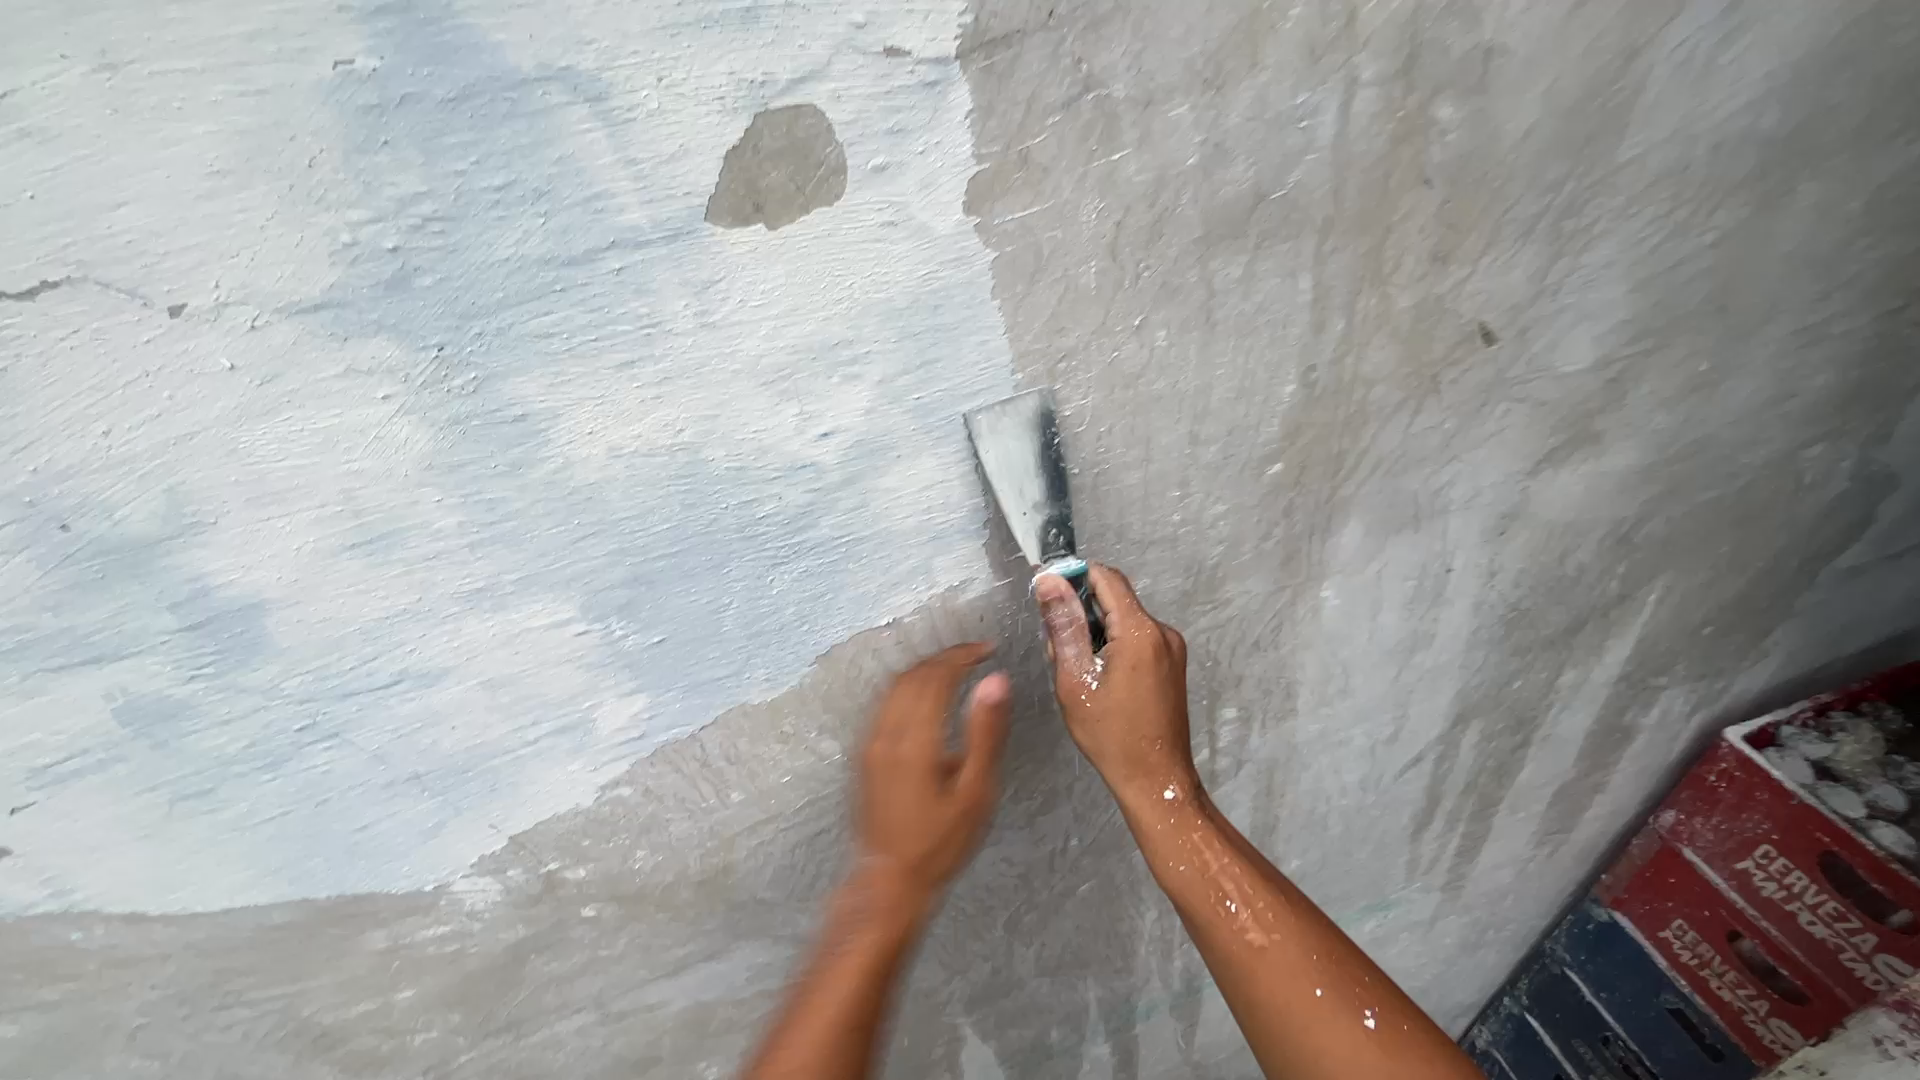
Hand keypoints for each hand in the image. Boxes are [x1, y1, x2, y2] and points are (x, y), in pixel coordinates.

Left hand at [853, 643, 1011, 908]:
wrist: (889, 880)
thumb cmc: (939, 843)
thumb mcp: (975, 793)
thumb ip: (985, 733)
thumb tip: (996, 681)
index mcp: (915, 739)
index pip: (936, 676)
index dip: (962, 656)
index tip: (987, 650)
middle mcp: (886, 732)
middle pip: (912, 675)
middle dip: (945, 658)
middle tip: (976, 655)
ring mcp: (870, 743)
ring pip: (895, 686)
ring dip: (925, 669)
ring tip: (956, 669)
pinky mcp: (865, 754)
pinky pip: (885, 702)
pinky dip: (909, 686)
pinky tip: (927, 697)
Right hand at [1034, 564, 1193, 798]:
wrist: (1156, 779)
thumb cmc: (1110, 734)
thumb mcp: (1075, 679)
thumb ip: (1063, 625)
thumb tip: (1049, 581)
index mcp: (1140, 631)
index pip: (1106, 577)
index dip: (1073, 575)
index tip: (1045, 591)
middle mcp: (1162, 631)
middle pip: (1114, 598)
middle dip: (1080, 611)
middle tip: (1055, 646)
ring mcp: (1171, 648)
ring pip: (1122, 620)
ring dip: (1093, 631)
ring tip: (1073, 669)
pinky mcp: (1171, 663)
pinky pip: (1135, 638)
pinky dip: (1111, 645)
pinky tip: (1095, 676)